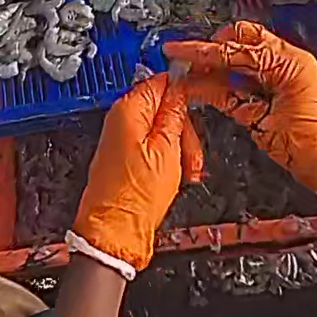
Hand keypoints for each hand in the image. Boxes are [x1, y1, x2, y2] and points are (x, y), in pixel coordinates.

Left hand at [68, 73, 204, 274]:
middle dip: (184, 130)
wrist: (115, 234)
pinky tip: (174, 177)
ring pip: (162, 130)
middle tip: (190, 155)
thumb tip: (179, 87)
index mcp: (130, 109)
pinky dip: (168, 160)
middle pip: (164, 108)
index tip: (201, 102)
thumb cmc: (134, 196)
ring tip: (185, 173)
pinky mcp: (125, 156)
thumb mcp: (167, 150)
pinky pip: (153, 147)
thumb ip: (174, 114)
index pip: (162, 81)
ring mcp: (122, 138)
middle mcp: (122, 119)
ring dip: (179, 149)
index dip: (185, 92)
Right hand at [164, 22, 316, 198]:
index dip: (206, 48)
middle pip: (234, 45)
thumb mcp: (274, 117)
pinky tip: (196, 87)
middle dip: (207, 50)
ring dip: (208, 68)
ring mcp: (270, 82)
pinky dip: (213, 86)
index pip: (237, 45)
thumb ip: (239, 96)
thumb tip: (206, 80)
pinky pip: (233, 88)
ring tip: (184, 72)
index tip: (181, 49)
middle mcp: (278, 66)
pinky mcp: (262, 103)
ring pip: (232, 64)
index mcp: (286, 60)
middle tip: (182, 58)